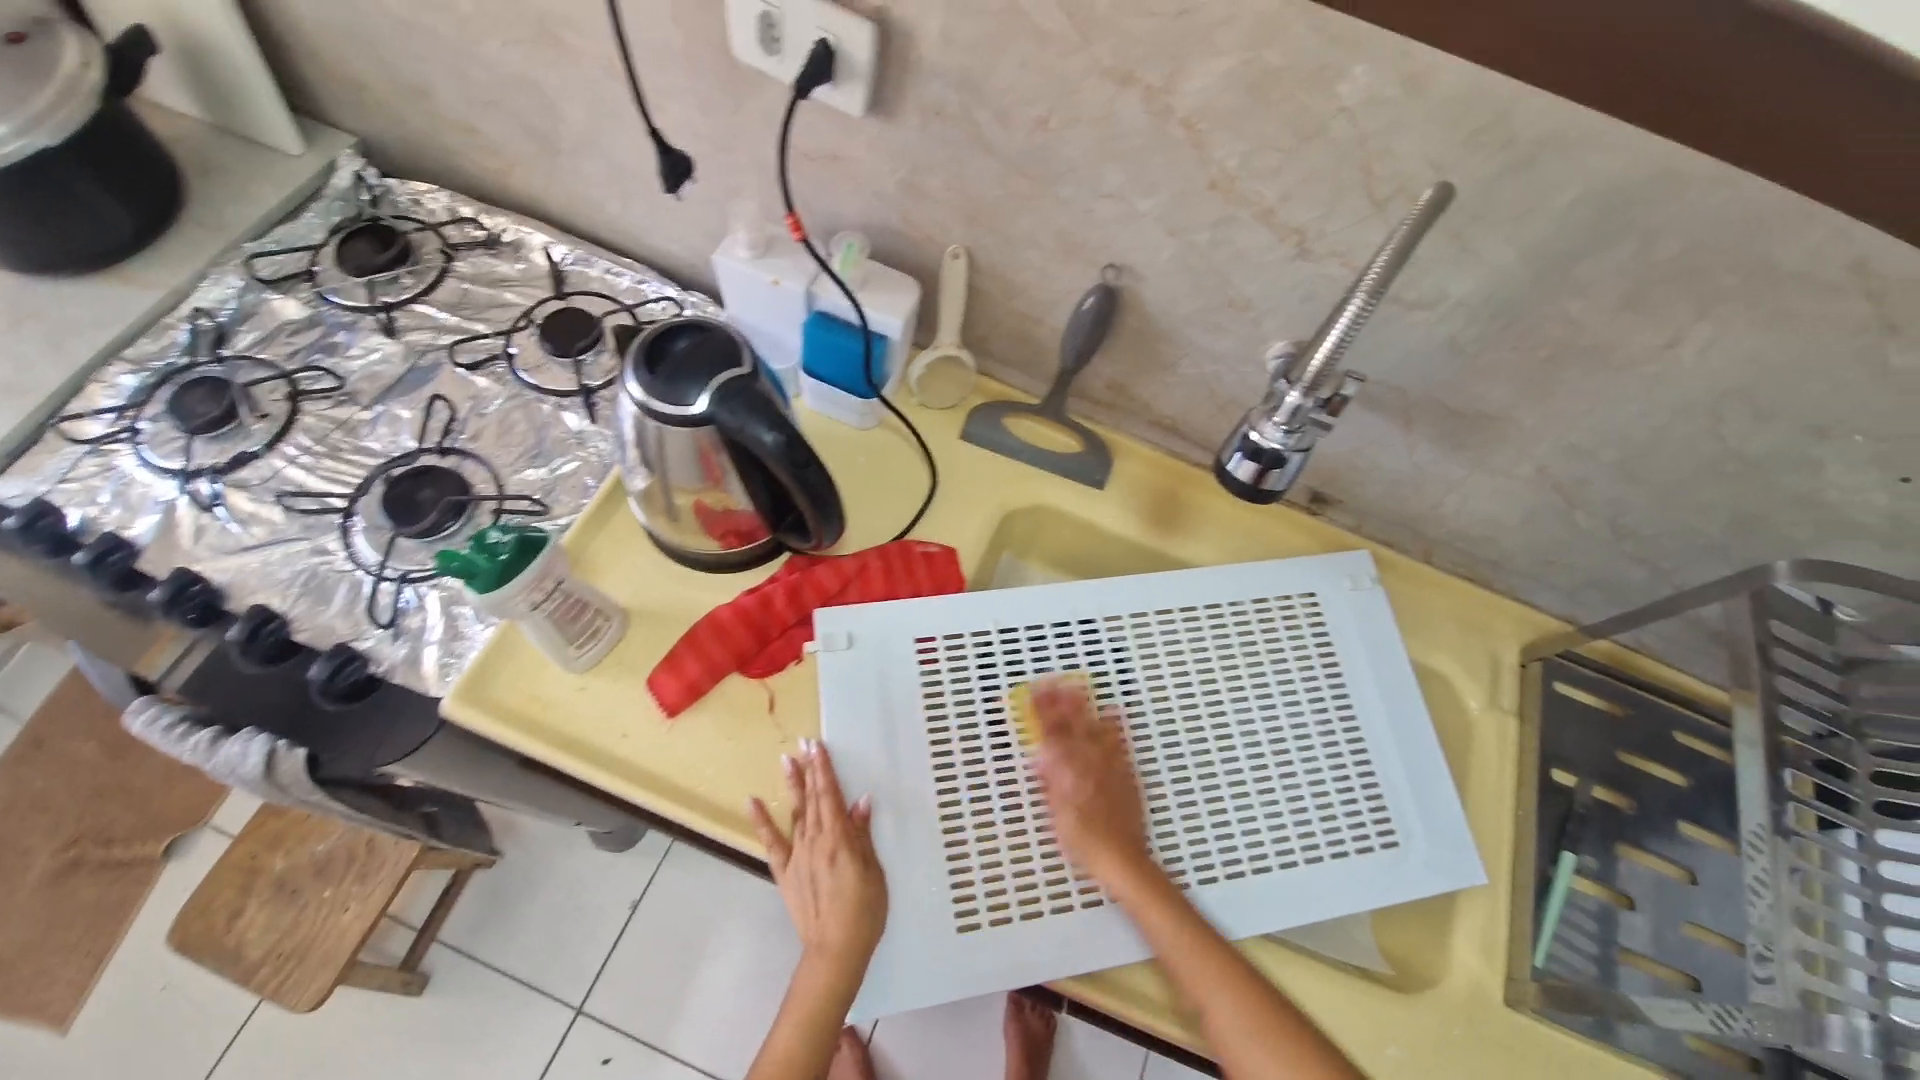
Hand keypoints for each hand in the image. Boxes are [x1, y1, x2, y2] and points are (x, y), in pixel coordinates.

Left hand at [749, 738, 887, 977]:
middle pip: (814, 799)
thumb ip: (863, 835)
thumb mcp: (874, 871)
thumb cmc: (864, 912)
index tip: (819, 746)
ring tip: (786, 760)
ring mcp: (798, 856)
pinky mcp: (786, 873)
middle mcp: (816, 841)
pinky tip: (753, 802)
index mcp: (840, 839)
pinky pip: (772, 843)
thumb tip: (860, 801)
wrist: (835, 950)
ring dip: (793, 785)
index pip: (832, 795)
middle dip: (810, 769)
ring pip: (796, 813)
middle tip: (805, 743)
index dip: (826, 769)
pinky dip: (762, 821)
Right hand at [1030, 676, 1151, 885]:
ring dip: (1085, 706)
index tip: (1034, 693)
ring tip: (1077, 688)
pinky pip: (1119, 741)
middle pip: (1074, 725)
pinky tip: (1114, 712)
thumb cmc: (1085, 842)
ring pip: (1096, 727)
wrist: (1122, 859)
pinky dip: (1115, 724)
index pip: (1051, 734)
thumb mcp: (1056, 814)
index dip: (1041, 712)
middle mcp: (1091, 764)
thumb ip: (1049, 783)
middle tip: (1053, 682)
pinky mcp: (1127, 774)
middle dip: (1062, 701)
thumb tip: (1040, 759)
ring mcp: (1112, 767)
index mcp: (1069, 772)